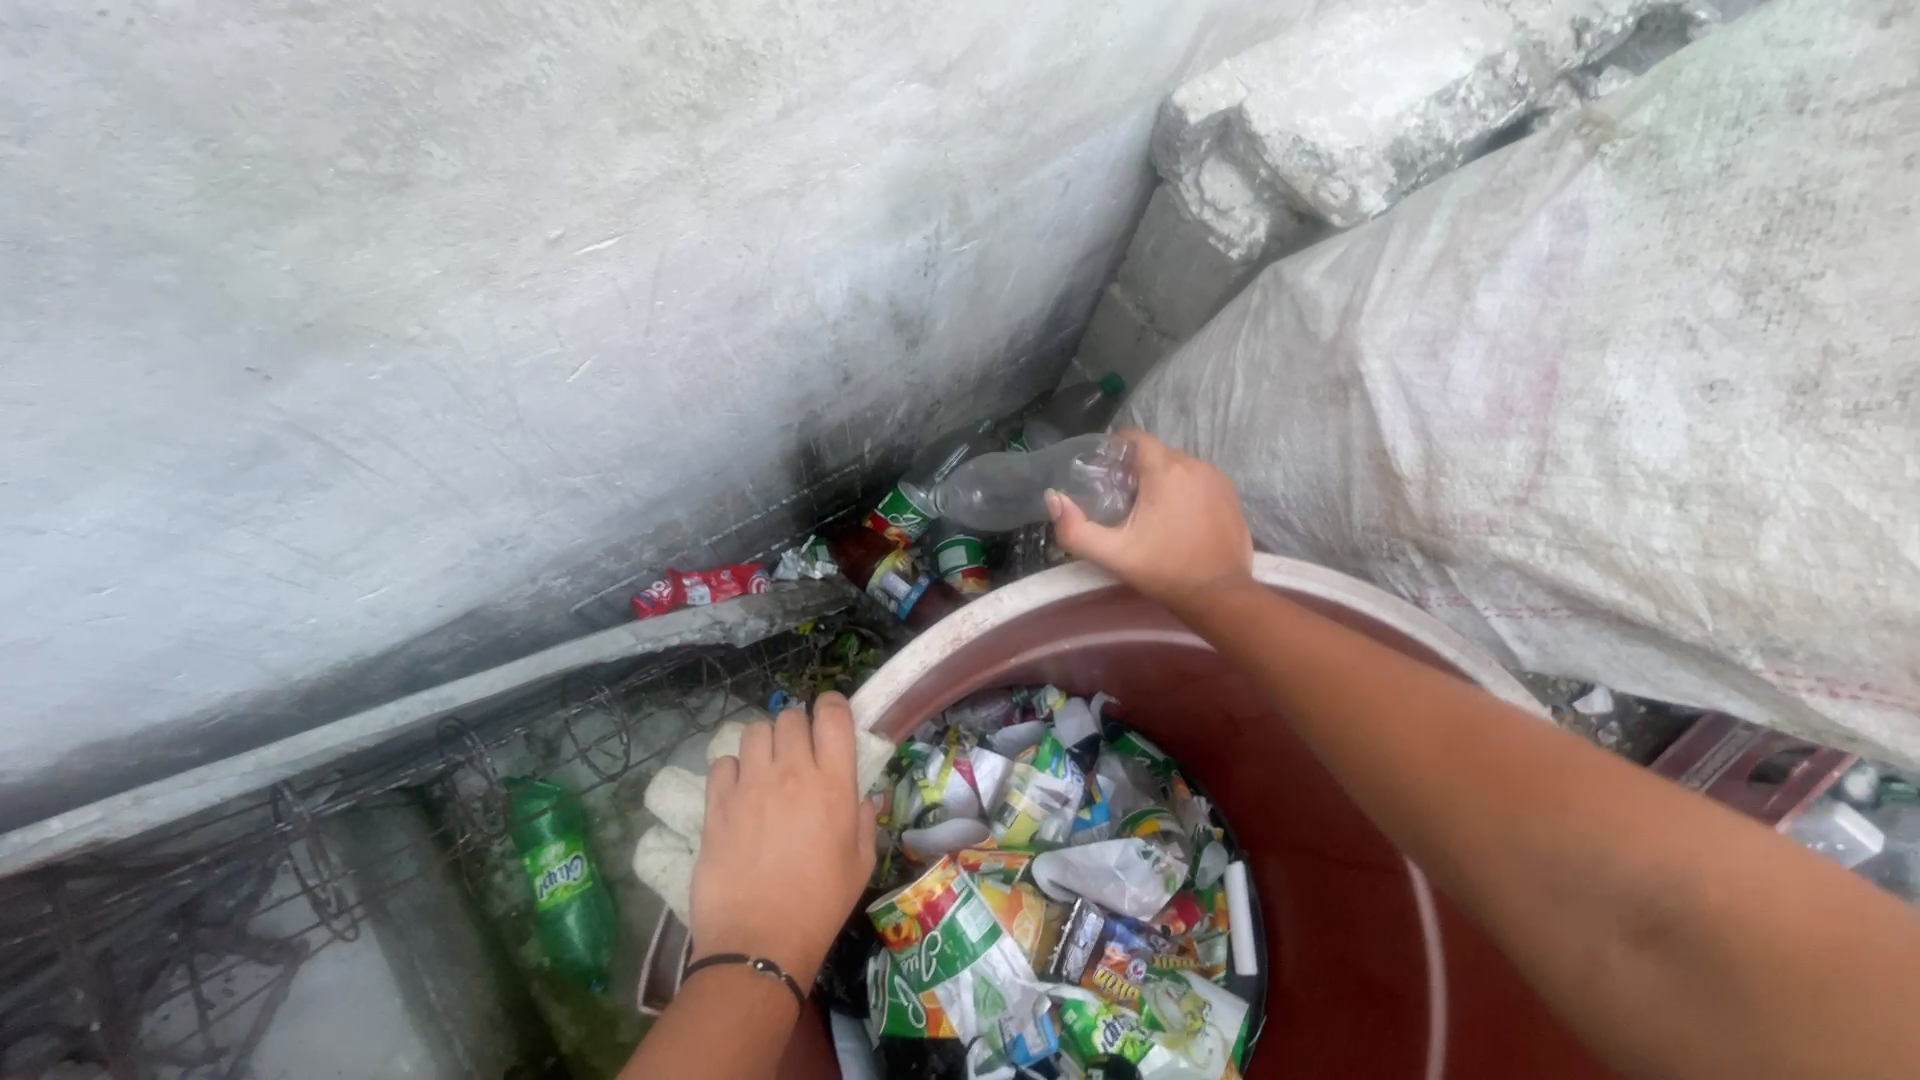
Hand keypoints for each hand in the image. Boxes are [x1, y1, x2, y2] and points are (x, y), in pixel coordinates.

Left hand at [690, 692, 877, 990]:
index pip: (832, 714)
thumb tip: (863, 796)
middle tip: (799, 754)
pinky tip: (739, 791)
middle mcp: (791, 772)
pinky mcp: (716, 804)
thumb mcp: (862, 862)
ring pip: (754, 731)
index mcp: (833, 782)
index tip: (831, 719)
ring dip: (765, 742)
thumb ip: (866, 819)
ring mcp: (750, 785)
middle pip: (790, 717)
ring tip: (766, 767)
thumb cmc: (821, 904)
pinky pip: (723, 762)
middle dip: (797, 727)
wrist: (760, 939)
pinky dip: (733, 769)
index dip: (832, 706)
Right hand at [1047, 429, 1253, 608]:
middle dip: (1138, 471)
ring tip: (1151, 514)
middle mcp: (1195, 464)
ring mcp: (1217, 479)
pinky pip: (1200, 482)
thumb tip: (1054, 499)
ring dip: (1163, 482)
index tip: (1105, 475)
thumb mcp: (1113, 554)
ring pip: (1179, 467)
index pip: (1135, 437)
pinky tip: (1178, 521)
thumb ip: (1075, 528)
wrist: (1219, 594)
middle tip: (1124, 502)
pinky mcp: (1231, 495)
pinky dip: (1186, 493)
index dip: (1116, 450)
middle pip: (1157, 454)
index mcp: (1165, 470)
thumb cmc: (1164, 570)